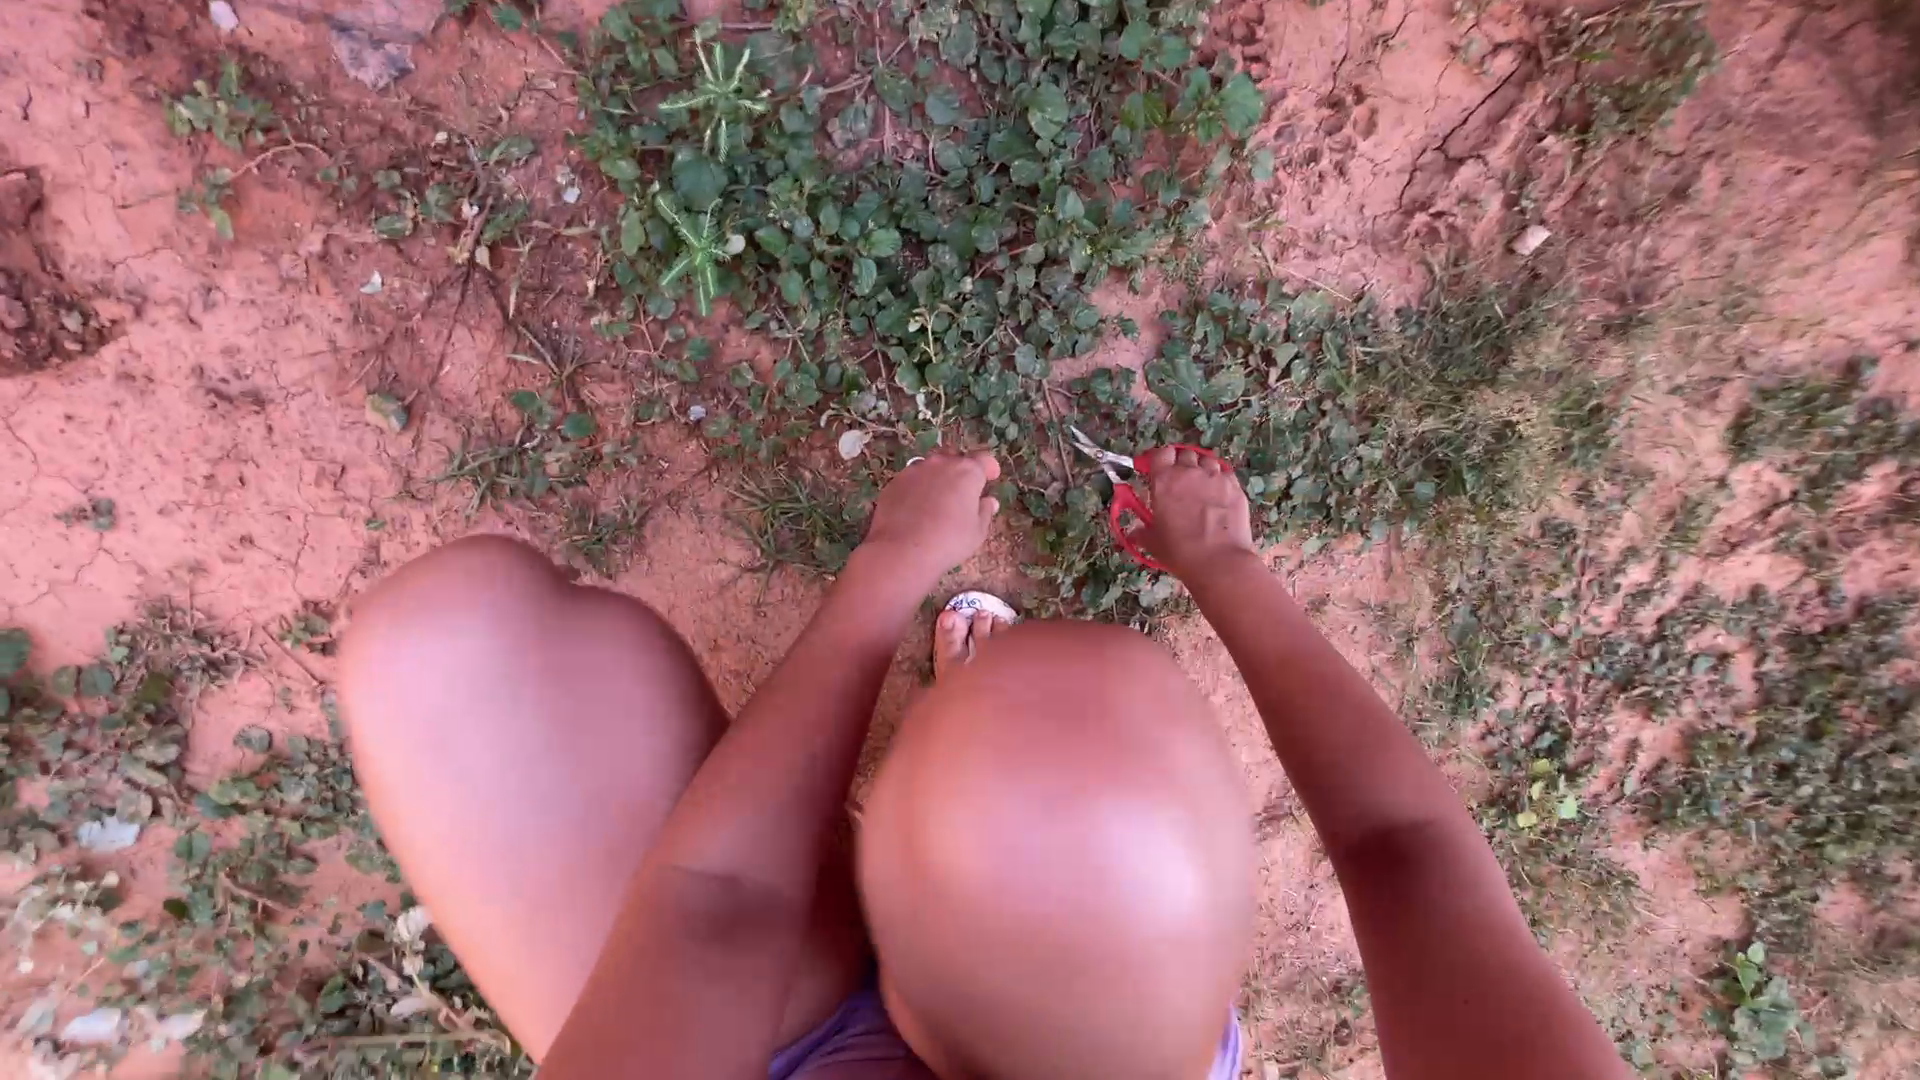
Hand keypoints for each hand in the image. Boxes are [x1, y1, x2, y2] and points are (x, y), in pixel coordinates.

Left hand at [858, 452, 1001, 586]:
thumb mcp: (977, 532)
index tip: (991, 477)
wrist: (902, 550)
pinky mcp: (894, 482)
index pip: (984, 459)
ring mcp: (914, 471)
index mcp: (967, 472)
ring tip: (939, 498)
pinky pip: (912, 479)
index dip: (989, 467)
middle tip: (964, 489)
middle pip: (955, 458)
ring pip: (931, 466)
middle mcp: (941, 464)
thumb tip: (989, 501)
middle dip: (962, 469)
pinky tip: (917, 508)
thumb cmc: (948, 541)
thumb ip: (984, 512)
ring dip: (938, 476)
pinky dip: (918, 488)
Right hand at [1137, 447, 1256, 580]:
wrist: (1219, 561)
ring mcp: (1216, 478)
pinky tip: (1219, 495)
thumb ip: (1142, 532)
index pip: (1161, 453)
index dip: (1160, 459)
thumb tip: (1134, 532)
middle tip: (1179, 481)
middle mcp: (1190, 472)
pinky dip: (1221, 480)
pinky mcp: (1236, 487)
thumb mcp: (1153, 542)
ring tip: (1201, 486)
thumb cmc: (1179, 551)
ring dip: (1202, 469)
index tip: (1158, 469)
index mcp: (1164, 481)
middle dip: (1181, 463)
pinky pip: (1226, 474)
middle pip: (1185, 454)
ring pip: (1208, 461)